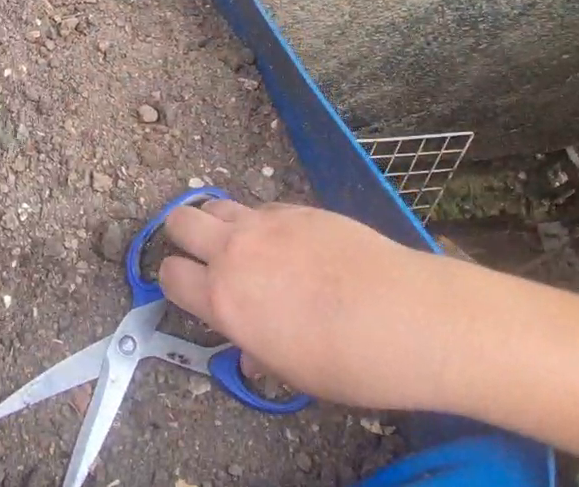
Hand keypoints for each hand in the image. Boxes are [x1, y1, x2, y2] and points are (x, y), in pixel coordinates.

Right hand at [157, 200, 461, 410]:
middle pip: (179, 221)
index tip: (193, 293)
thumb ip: (259, 350)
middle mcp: (234, 252)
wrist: (409, 318)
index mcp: (223, 300)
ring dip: (218, 223)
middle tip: (205, 257)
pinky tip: (292, 245)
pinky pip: (262, 208)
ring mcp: (265, 223)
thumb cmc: (349, 363)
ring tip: (243, 245)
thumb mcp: (294, 373)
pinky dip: (264, 222)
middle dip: (183, 237)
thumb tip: (252, 346)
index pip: (169, 276)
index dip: (176, 284)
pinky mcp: (297, 208)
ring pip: (216, 205)